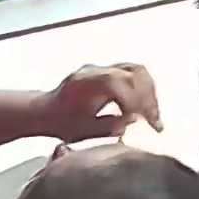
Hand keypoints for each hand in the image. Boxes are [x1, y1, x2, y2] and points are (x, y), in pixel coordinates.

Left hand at [38, 64, 162, 141]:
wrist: (43, 112)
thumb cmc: (61, 123)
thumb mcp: (84, 130)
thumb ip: (109, 126)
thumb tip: (133, 120)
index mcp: (90, 81)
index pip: (123, 84)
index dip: (138, 102)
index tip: (147, 122)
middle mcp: (97, 70)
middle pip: (135, 73)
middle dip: (149, 97)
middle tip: (155, 120)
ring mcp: (101, 68)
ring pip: (136, 70)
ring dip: (149, 90)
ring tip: (153, 113)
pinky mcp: (105, 72)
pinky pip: (130, 73)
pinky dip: (142, 88)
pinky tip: (144, 106)